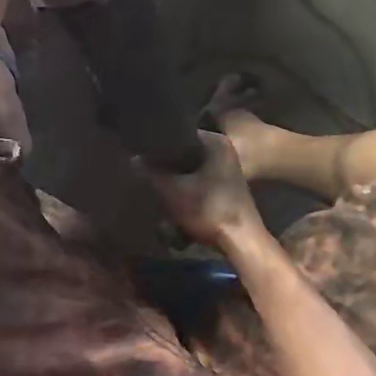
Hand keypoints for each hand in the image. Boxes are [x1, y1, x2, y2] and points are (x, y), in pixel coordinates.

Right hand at [149, 132, 264, 250]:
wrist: (241, 241)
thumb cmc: (208, 209)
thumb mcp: (173, 190)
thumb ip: (152, 173)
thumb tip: (134, 159)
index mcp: (217, 142)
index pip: (181, 134)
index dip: (161, 144)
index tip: (144, 152)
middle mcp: (225, 151)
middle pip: (187, 153)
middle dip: (168, 164)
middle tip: (147, 169)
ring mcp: (229, 170)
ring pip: (193, 169)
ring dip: (177, 178)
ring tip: (157, 184)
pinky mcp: (228, 188)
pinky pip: (201, 182)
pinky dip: (188, 188)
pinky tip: (174, 198)